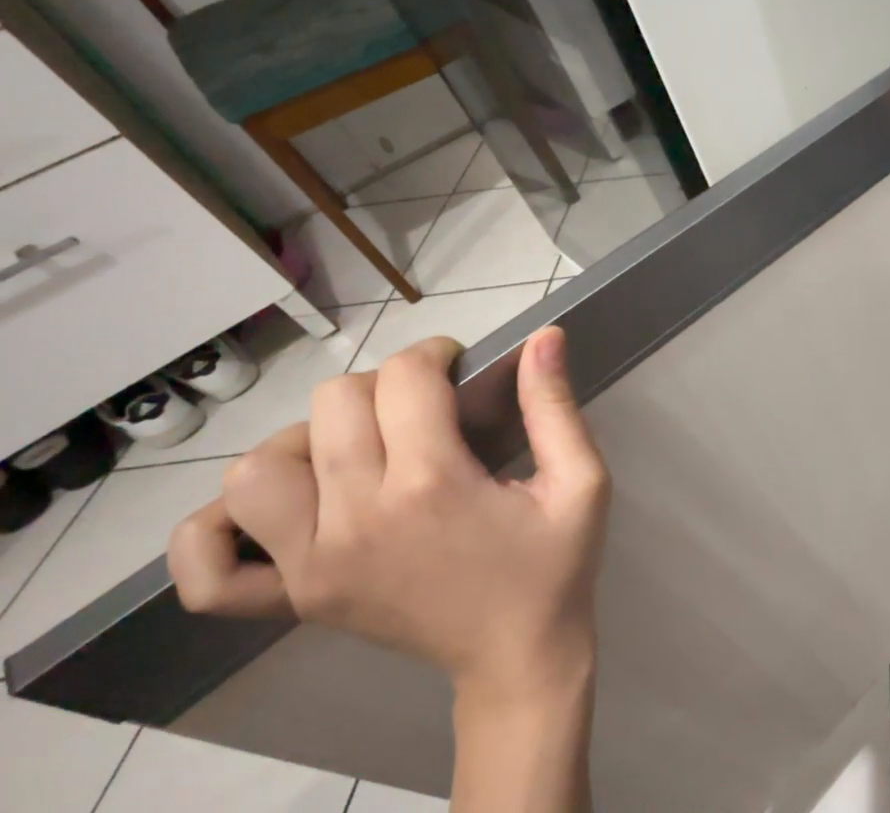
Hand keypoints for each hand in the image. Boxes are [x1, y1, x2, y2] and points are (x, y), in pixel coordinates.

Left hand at [169, 327, 610, 702]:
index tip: (457, 365)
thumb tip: (544, 336)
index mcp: (434, 484)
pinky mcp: (292, 598)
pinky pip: (208, 567)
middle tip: (422, 409)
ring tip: (357, 452)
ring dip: (306, 442)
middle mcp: (359, 518)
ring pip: (259, 469)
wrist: (518, 652)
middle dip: (382, 386)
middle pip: (334, 405)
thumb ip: (555, 408)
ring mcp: (313, 563)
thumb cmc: (554, 563)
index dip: (433, 354)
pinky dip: (217, 531)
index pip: (405, 379)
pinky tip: (277, 512)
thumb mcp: (582, 483)